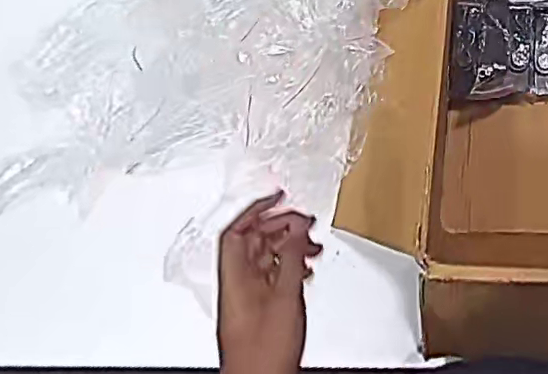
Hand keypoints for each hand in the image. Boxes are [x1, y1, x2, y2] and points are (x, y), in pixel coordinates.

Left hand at [217, 191, 320, 373]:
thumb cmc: (265, 353)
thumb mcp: (286, 295)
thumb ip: (292, 256)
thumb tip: (296, 225)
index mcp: (236, 280)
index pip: (236, 232)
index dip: (256, 209)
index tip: (278, 196)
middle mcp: (238, 285)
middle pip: (253, 240)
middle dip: (282, 224)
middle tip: (305, 219)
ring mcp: (249, 296)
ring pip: (266, 254)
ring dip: (290, 243)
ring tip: (311, 242)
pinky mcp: (261, 305)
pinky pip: (274, 270)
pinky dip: (291, 260)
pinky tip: (306, 264)